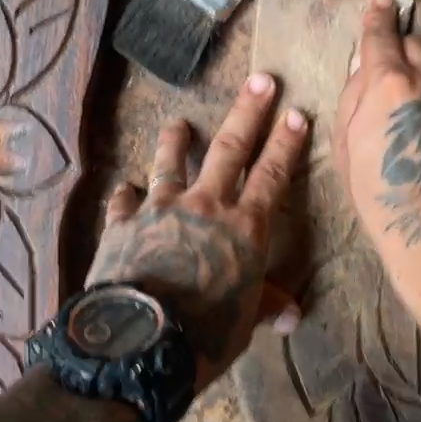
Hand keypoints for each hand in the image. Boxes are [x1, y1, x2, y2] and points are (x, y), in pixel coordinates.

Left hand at [88, 73, 307, 384]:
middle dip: (248, 112)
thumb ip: (267, 306)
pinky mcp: (123, 224)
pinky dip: (127, 194)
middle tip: (260, 79)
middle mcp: (206, 206)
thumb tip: (293, 316)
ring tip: (179, 121)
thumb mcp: (245, 322)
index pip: (273, 174)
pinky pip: (125, 201)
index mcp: (244, 227)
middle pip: (231, 149)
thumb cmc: (206, 334)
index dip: (286, 142)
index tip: (297, 112)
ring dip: (176, 140)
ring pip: (171, 161)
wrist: (141, 342)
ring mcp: (161, 209)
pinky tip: (125, 188)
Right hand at [333, 0, 420, 318]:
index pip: (381, 35)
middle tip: (394, 84)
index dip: (377, 18)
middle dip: (403, 56)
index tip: (381, 4)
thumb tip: (366, 71)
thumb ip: (355, 100)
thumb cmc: (382, 200)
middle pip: (417, 47)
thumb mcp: (346, 149)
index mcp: (390, 85)